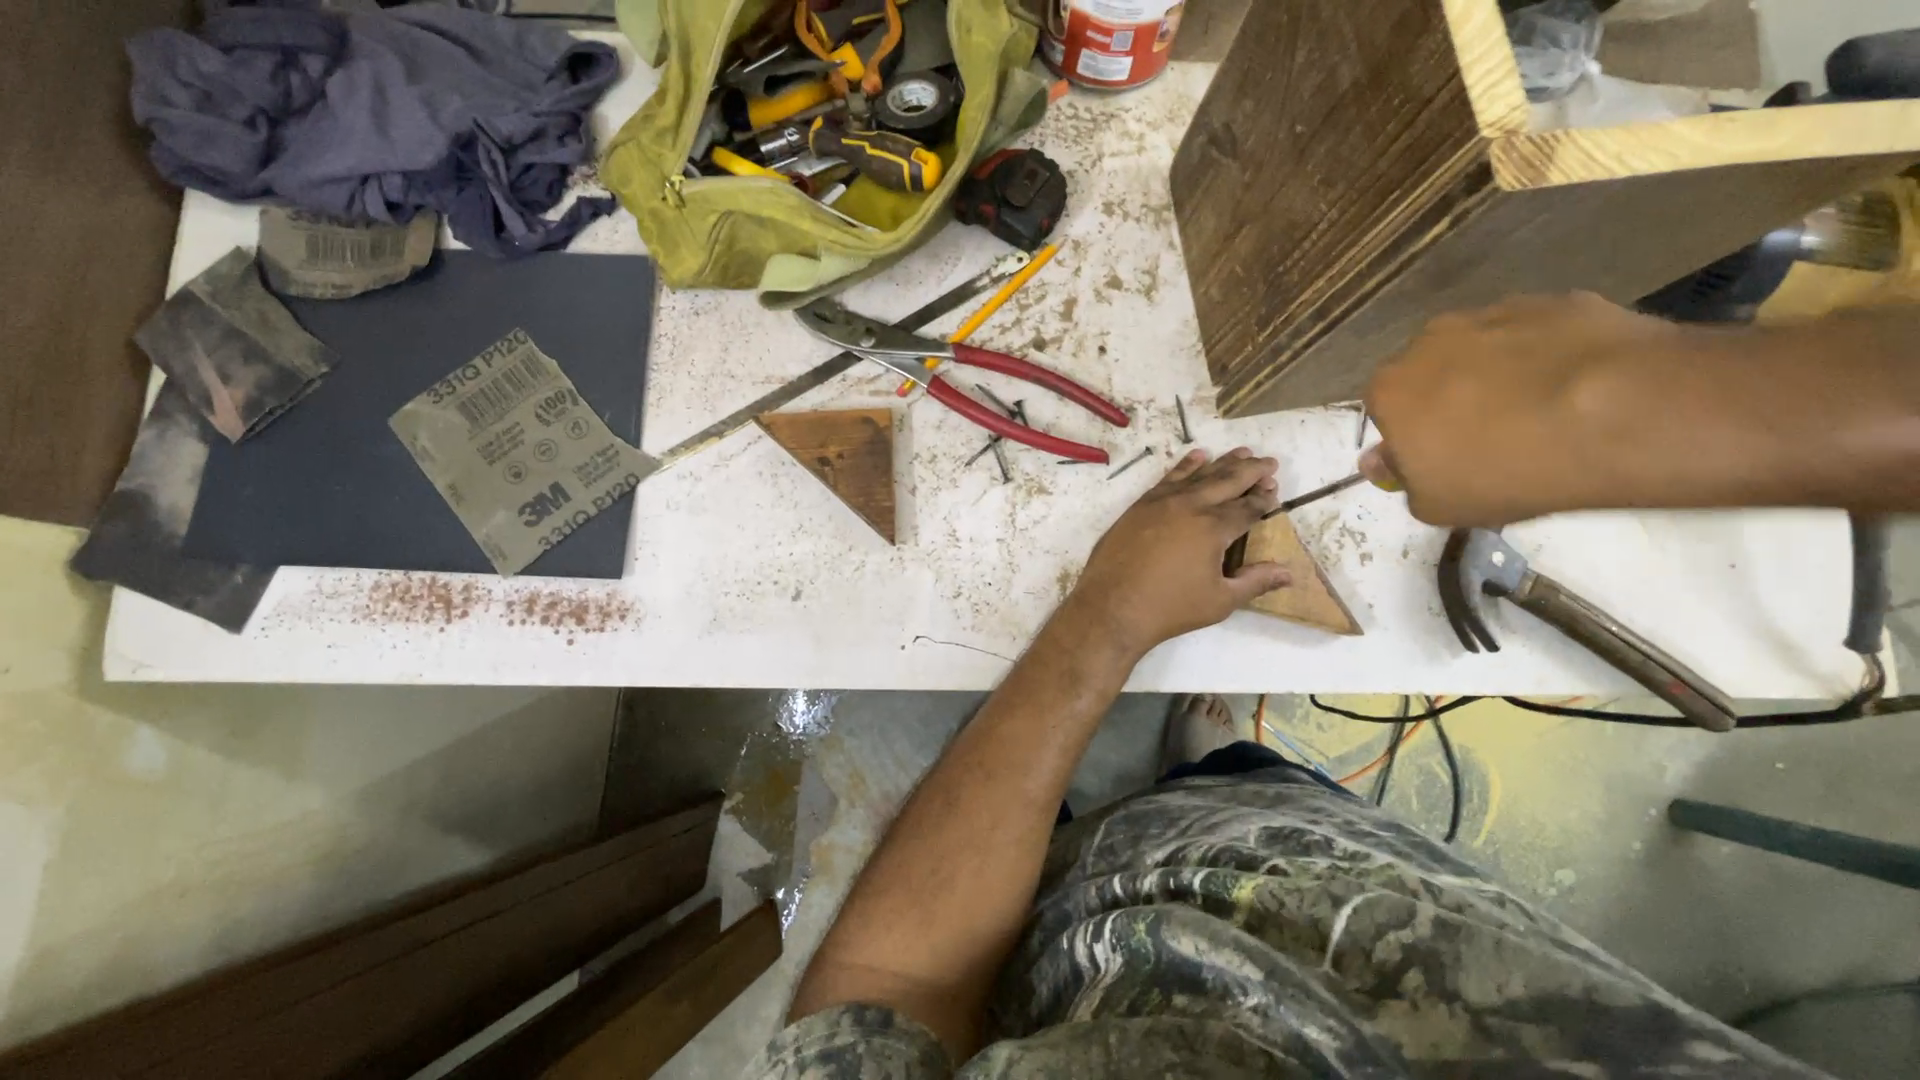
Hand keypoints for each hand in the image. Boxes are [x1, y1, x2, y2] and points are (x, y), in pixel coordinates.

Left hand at [1064, 448, 1291, 655]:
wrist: (1111, 606)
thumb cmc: (1169, 608)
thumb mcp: (1219, 600)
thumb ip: (1254, 581)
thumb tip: (1289, 573)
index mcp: (1214, 528)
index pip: (1247, 508)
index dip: (1263, 499)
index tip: (1274, 489)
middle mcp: (1190, 506)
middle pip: (1227, 481)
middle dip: (1251, 471)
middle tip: (1268, 462)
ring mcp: (1161, 502)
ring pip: (1199, 475)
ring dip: (1222, 463)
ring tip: (1242, 452)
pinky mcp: (1140, 506)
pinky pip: (1168, 478)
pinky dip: (1185, 466)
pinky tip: (1197, 457)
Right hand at [1362, 292, 1693, 526]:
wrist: (1615, 414)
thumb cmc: (1505, 469)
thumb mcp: (1437, 505)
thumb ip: (1402, 479)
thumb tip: (1383, 460)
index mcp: (1390, 389)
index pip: (1384, 411)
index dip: (1410, 435)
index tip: (1439, 458)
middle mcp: (1428, 341)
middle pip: (1430, 371)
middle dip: (1449, 396)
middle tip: (1489, 435)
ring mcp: (1493, 313)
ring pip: (1483, 347)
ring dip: (1498, 372)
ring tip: (1541, 409)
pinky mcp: (1554, 302)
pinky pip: (1539, 333)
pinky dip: (1548, 355)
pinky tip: (1579, 386)